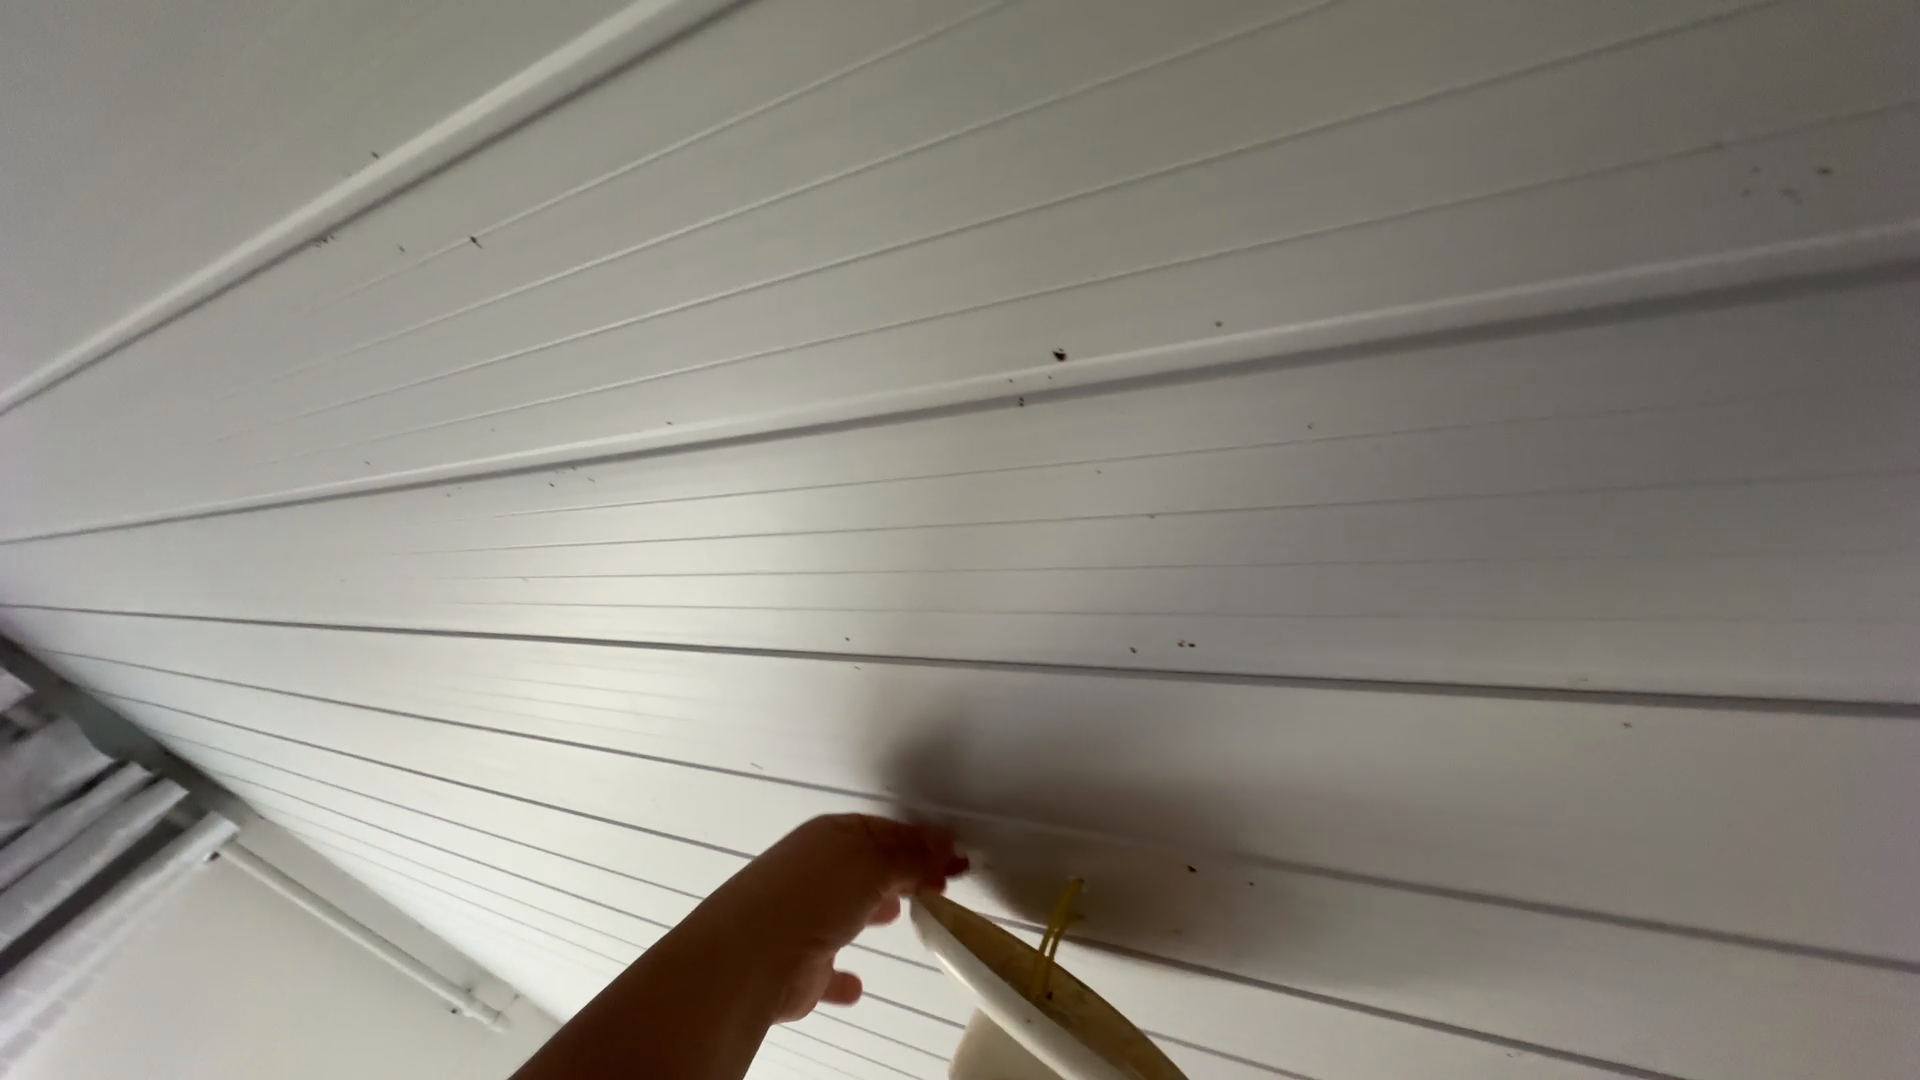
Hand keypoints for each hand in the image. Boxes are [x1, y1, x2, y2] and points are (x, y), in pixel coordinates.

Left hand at [701, 814, 968, 1020]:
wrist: (752, 955)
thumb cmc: (814, 895)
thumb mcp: (874, 861)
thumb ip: (911, 855)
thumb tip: (943, 842)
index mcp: (832, 836)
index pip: (885, 831)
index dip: (921, 841)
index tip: (953, 856)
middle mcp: (816, 870)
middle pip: (867, 865)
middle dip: (902, 870)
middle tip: (938, 881)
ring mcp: (804, 916)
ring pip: (846, 907)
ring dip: (873, 909)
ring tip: (902, 912)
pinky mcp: (799, 965)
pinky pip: (826, 968)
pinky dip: (841, 976)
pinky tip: (856, 986)